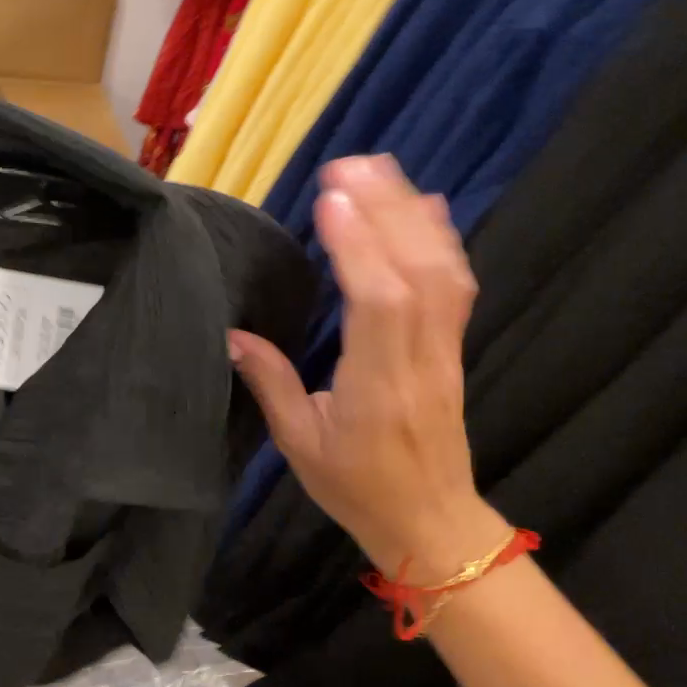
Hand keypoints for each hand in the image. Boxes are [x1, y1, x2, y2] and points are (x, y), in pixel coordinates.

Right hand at [229, 155, 507, 579]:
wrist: (433, 521)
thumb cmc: (357, 487)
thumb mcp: (299, 445)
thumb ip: (272, 385)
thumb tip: (233, 335)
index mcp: (378, 387)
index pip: (379, 306)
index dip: (360, 249)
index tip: (331, 200)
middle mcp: (419, 360)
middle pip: (417, 274)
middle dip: (385, 212)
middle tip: (349, 164)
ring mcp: (444, 352)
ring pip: (442, 272)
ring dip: (411, 214)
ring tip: (379, 168)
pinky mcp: (451, 349)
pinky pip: (453, 285)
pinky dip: (439, 238)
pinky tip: (423, 205)